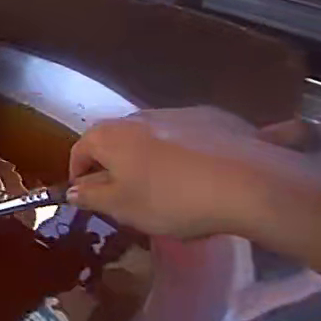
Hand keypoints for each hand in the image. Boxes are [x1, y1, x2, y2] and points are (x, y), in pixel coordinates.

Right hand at [65, 108, 320, 240]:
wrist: (247, 181)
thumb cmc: (172, 199)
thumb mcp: (124, 208)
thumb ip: (93, 197)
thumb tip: (73, 190)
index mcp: (109, 135)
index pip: (79, 151)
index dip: (79, 175)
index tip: (89, 199)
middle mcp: (137, 115)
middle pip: (116, 140)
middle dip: (116, 165)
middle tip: (130, 197)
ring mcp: (176, 112)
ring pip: (152, 136)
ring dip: (151, 157)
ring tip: (171, 188)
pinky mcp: (213, 117)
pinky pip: (189, 135)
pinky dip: (188, 151)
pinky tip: (206, 173)